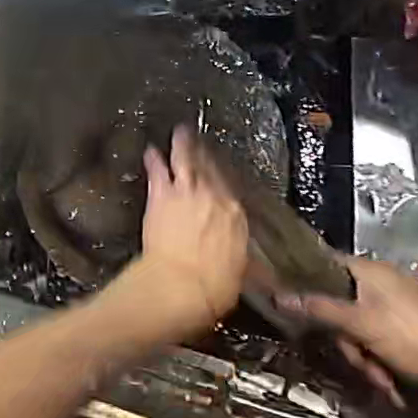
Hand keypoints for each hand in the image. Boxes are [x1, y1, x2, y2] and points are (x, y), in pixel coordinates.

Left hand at [118, 125, 247, 332]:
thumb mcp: (240, 272)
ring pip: (186, 160)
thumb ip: (247, 263)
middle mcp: (214, 198)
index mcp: (236, 216)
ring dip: (182, 145)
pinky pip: (158, 170)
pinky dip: (154, 159)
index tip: (217, 171)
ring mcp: (186, 192)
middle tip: (197, 139)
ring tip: (180, 132)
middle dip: (203, 153)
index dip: (220, 178)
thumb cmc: (214, 284)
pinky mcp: (161, 195)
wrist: (183, 282)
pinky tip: (150, 150)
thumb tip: (266, 276)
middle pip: (208, 169)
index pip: (229, 190)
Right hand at [277, 257, 417, 406]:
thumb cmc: (415, 339)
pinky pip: (381, 336)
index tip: (296, 305)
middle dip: (345, 337)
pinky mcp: (414, 327)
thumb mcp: (359, 324)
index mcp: (369, 269)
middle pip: (340, 302)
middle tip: (354, 358)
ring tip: (378, 377)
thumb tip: (277, 296)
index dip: (305, 282)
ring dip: (363, 354)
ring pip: (360, 324)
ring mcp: (400, 304)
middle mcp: (383, 281)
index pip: (323, 264)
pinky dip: (381, 358)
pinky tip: (390, 380)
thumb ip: (317, 308)